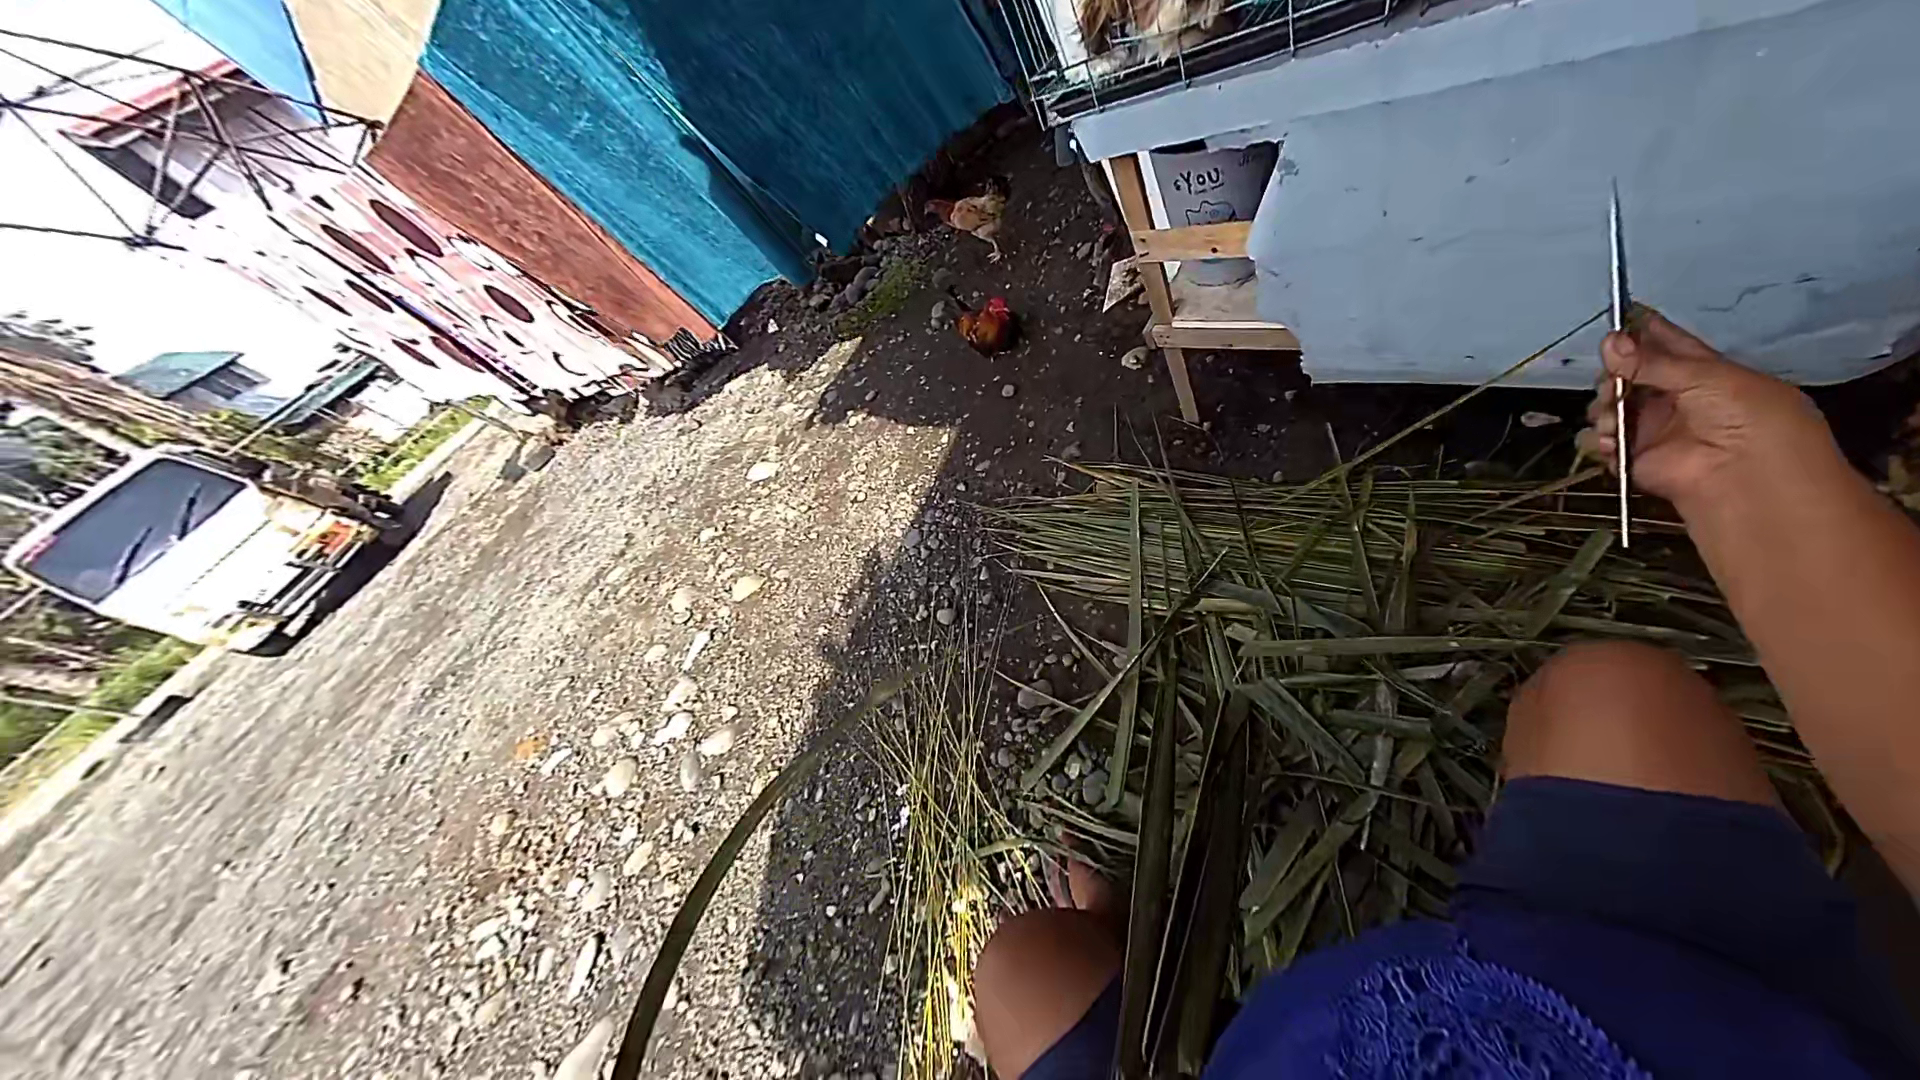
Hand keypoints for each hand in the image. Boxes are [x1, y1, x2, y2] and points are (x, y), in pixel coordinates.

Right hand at [1579, 310, 1837, 511]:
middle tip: (1615, 386)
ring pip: (1604, 408)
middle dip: (1611, 378)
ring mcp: (1647, 427)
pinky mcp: (1629, 454)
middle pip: (1622, 376)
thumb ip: (1652, 362)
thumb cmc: (1745, 419)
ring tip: (1614, 422)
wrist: (1741, 475)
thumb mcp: (1707, 379)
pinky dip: (1598, 440)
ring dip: (1603, 411)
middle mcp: (1669, 397)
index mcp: (1699, 372)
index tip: (1614, 320)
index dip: (1639, 331)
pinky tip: (1612, 442)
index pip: (1663, 344)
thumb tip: (1608, 340)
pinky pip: (1597, 441)